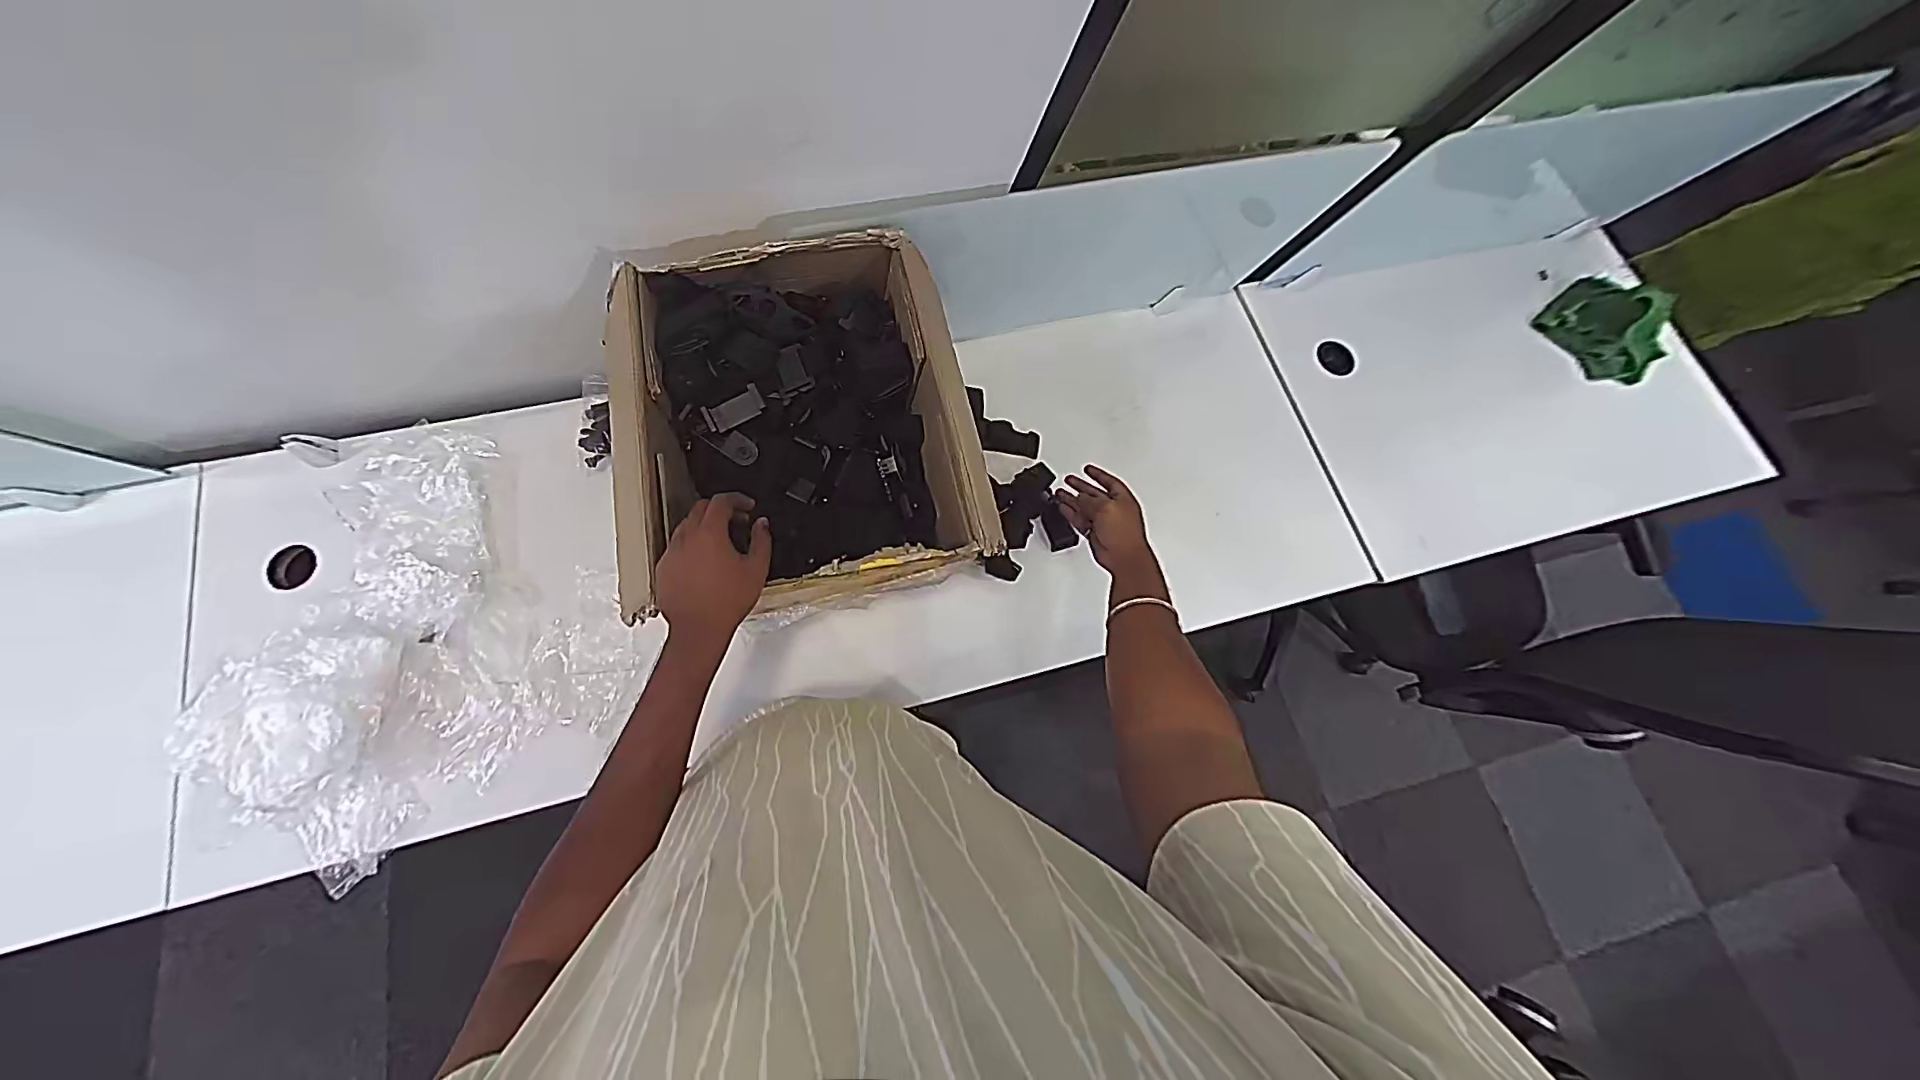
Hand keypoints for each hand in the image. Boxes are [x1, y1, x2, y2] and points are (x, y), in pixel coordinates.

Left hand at [654, 493, 770, 644]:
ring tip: (722, 542)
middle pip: (701, 508)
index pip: (721, 501)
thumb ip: (762, 540)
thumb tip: (761, 526)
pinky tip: (705, 561)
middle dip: (721, 509)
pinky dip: (692, 545)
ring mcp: (672, 553)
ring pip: (687, 526)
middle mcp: (686, 538)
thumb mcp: (756, 569)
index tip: (747, 505)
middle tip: (737, 520)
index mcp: (710, 534)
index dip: (737, 499)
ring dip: (705, 526)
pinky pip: (677, 546)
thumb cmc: (726, 603)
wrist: (698, 629)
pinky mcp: (663, 568)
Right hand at [1055, 466, 1162, 591]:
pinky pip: (1080, 520)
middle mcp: (1112, 509)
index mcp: (1121, 498)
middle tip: (1068, 480)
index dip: (1097, 474)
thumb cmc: (1124, 533)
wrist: (1123, 556)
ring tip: (1060, 493)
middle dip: (1080, 486)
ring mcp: (1103, 522)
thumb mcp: (1105, 508)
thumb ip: (1089, 500)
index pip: (1108, 481)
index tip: (1087, 468)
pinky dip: (1071, 514)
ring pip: (1084, 507)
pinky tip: (1063, 508)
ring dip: (1071, 500)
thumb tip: (1079, 496)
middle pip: (1093, 494)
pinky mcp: (1095, 533)